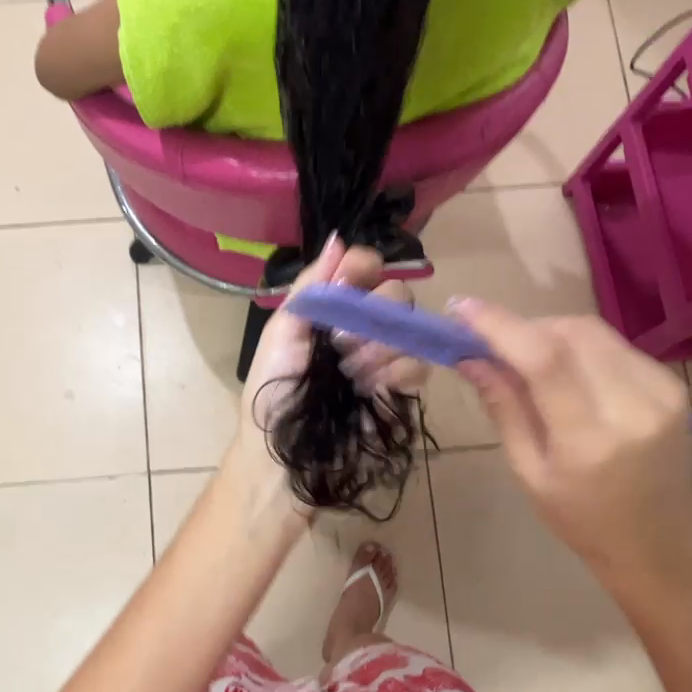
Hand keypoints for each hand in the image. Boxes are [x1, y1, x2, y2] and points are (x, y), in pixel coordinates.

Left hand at [237, 240, 430, 432]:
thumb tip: (337, 239)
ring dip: (377, 349)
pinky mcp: (400, 389)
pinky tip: (370, 389)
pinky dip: (397, 372)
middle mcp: (363, 325)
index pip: (366, 266)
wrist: (282, 453)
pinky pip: (420, 364)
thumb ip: (311, 286)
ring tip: (349, 375)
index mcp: (333, 307)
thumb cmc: (272, 391)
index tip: (343, 287)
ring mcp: (384, 357)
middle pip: (396, 293)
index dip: (361, 269)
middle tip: (339, 345)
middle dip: (369, 315)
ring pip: (410, 327)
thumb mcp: (282, 332)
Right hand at [450, 299, 691, 578]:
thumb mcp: (528, 472)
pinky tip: (561, 369)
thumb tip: (470, 358)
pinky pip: (613, 345)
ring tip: (519, 353)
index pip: (544, 360)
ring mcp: (661, 392)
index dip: (500, 326)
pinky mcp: (672, 385)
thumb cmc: (580, 519)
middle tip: (485, 338)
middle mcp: (633, 406)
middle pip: (569, 334)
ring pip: (592, 331)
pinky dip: (577, 346)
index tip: (462, 309)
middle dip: (521, 326)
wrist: (656, 543)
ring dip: (547, 332)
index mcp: (591, 439)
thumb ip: (504, 408)